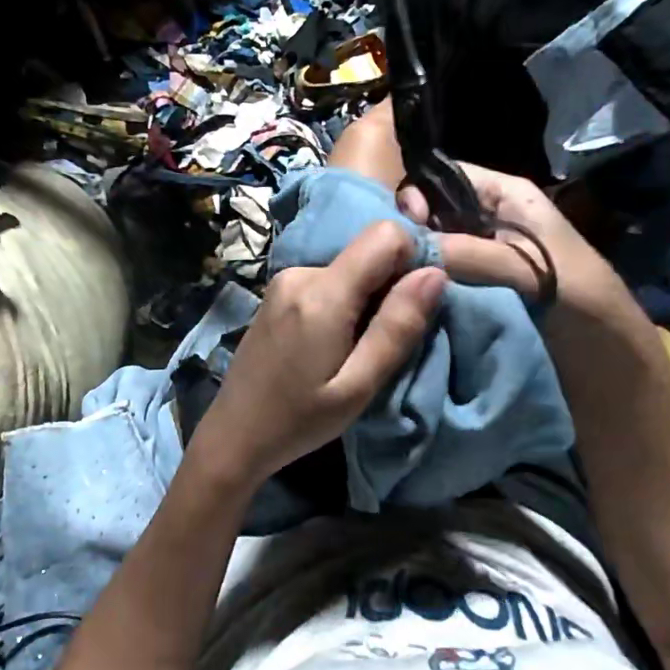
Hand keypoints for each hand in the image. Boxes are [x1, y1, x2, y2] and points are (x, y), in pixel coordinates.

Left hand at [185, 221, 447, 485]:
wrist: (234, 434)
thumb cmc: (298, 421)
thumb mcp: (358, 387)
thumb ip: (396, 328)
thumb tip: (435, 273)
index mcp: (321, 293)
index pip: (385, 234)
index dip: (411, 259)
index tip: (414, 304)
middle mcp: (300, 273)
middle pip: (367, 251)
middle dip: (390, 286)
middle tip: (383, 340)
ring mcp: (285, 279)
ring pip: (351, 267)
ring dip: (367, 299)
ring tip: (356, 348)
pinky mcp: (279, 291)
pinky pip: (330, 279)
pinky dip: (345, 302)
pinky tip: (333, 343)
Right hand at [398, 162, 628, 318]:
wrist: (608, 364)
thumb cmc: (582, 300)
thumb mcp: (530, 268)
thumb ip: (471, 253)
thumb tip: (407, 249)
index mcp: (506, 199)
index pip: (447, 177)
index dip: (419, 194)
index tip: (403, 228)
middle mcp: (487, 225)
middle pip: (432, 216)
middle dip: (409, 235)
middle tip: (393, 264)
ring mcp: (477, 264)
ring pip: (431, 254)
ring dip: (414, 269)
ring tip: (394, 288)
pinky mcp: (471, 298)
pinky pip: (436, 287)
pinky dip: (421, 295)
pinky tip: (406, 307)